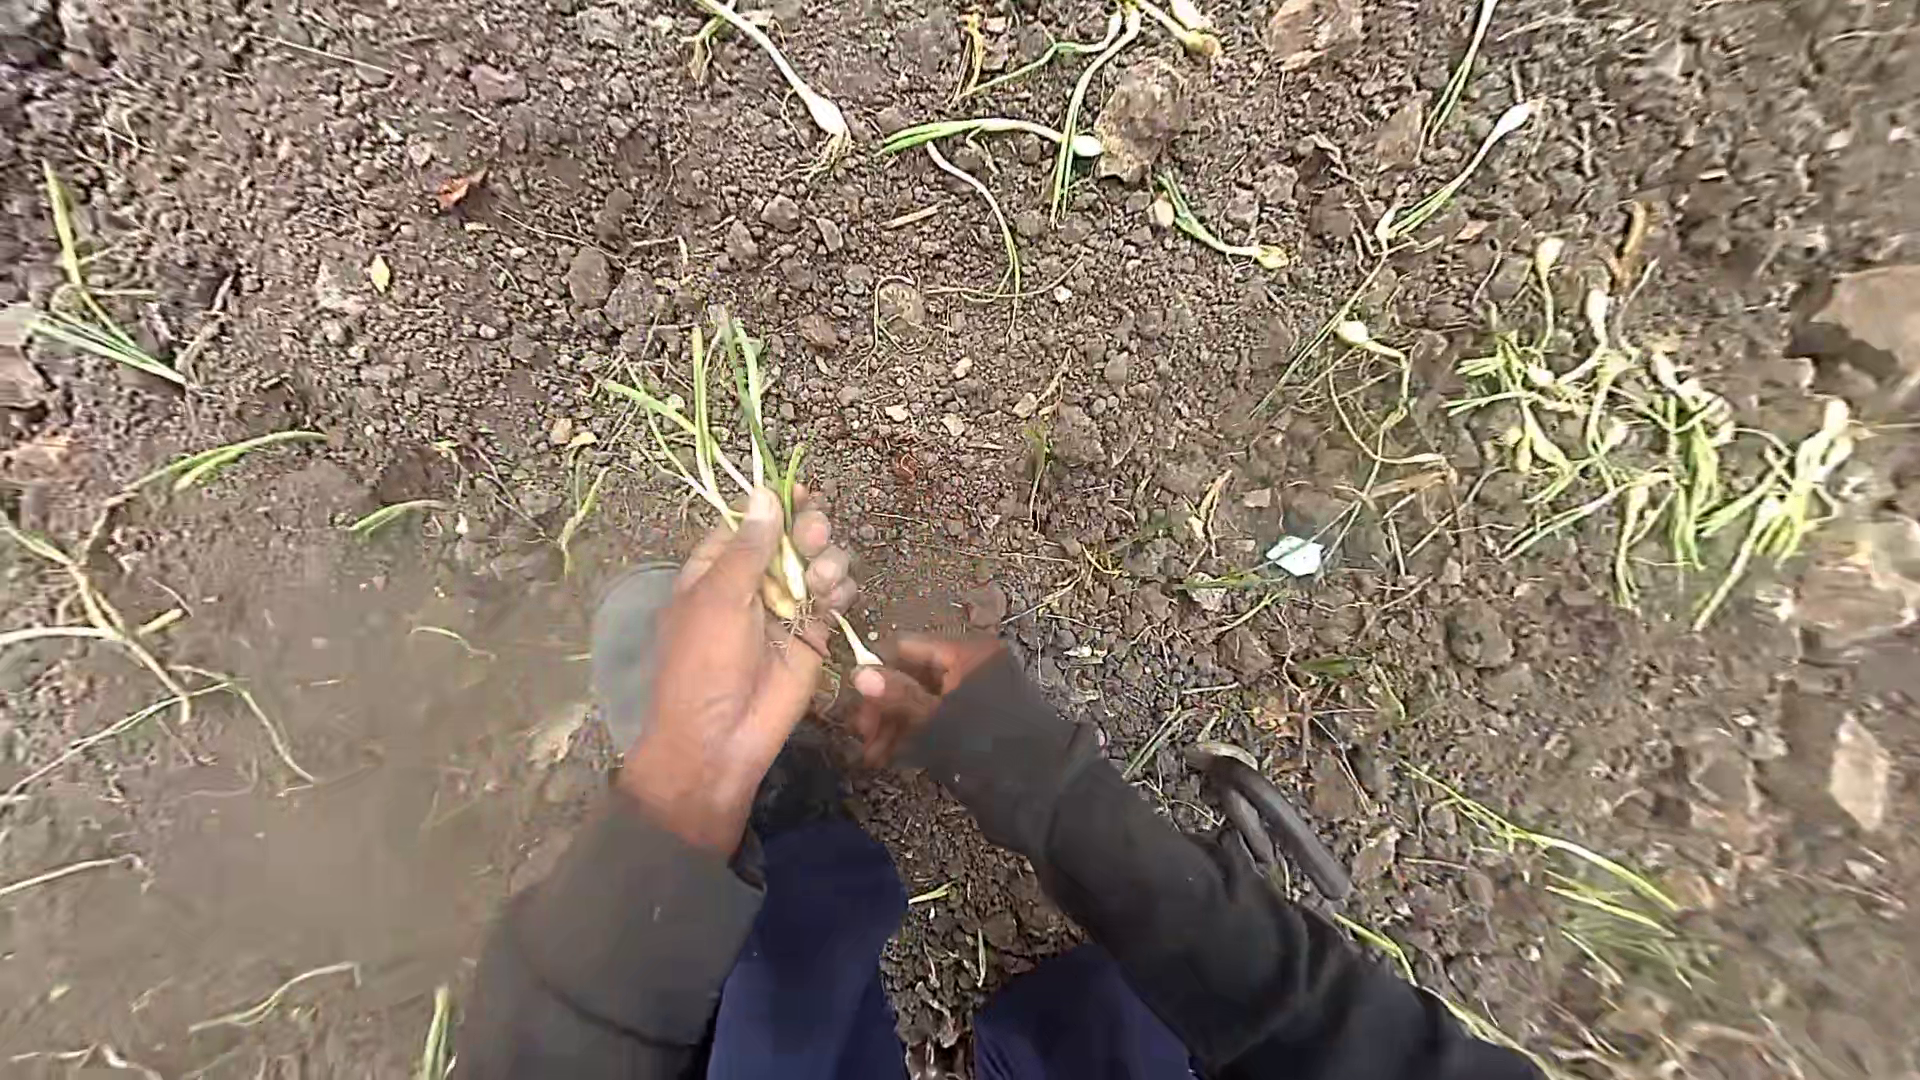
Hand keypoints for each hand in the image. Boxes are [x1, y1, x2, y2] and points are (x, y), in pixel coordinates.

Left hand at [619, 487, 855, 853]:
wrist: (723, 735)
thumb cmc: (704, 663)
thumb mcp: (717, 599)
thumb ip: (748, 547)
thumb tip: (765, 493)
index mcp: (719, 567)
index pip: (750, 522)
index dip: (774, 504)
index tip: (800, 492)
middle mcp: (757, 579)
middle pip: (794, 535)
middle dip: (810, 529)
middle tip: (812, 537)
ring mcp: (790, 603)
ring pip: (823, 561)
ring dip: (828, 561)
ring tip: (820, 582)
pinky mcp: (816, 628)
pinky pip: (838, 595)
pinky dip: (840, 590)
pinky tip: (830, 601)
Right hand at [849, 636, 1003, 766]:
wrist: (1044, 790)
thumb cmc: (987, 746)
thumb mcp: (935, 721)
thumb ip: (897, 696)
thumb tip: (859, 673)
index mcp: (964, 653)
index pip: (907, 648)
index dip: (877, 672)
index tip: (855, 704)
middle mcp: (969, 665)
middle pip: (912, 674)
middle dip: (884, 705)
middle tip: (862, 737)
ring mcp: (973, 692)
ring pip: (922, 699)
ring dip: (894, 724)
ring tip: (873, 756)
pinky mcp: (975, 720)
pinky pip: (937, 717)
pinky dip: (914, 733)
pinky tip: (891, 757)